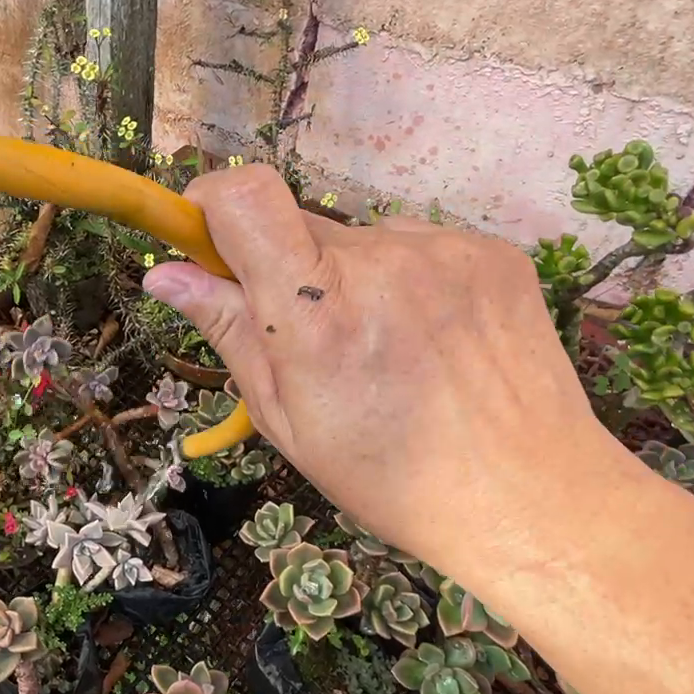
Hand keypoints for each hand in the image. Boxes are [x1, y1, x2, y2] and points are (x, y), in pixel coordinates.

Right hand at [143, 165, 643, 568]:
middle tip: (305, 332)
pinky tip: (425, 335)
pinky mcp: (492, 251)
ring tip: (380, 344)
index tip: (205, 236)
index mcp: (316, 312)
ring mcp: (444, 250)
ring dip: (346, 276)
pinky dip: (400, 278)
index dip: (212, 199)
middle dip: (283, 264)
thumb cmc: (384, 473)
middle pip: (298, 222)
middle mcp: (379, 262)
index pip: (246, 196)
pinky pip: (414, 246)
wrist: (529, 497)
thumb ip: (226, 329)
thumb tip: (164, 274)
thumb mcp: (282, 415)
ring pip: (358, 239)